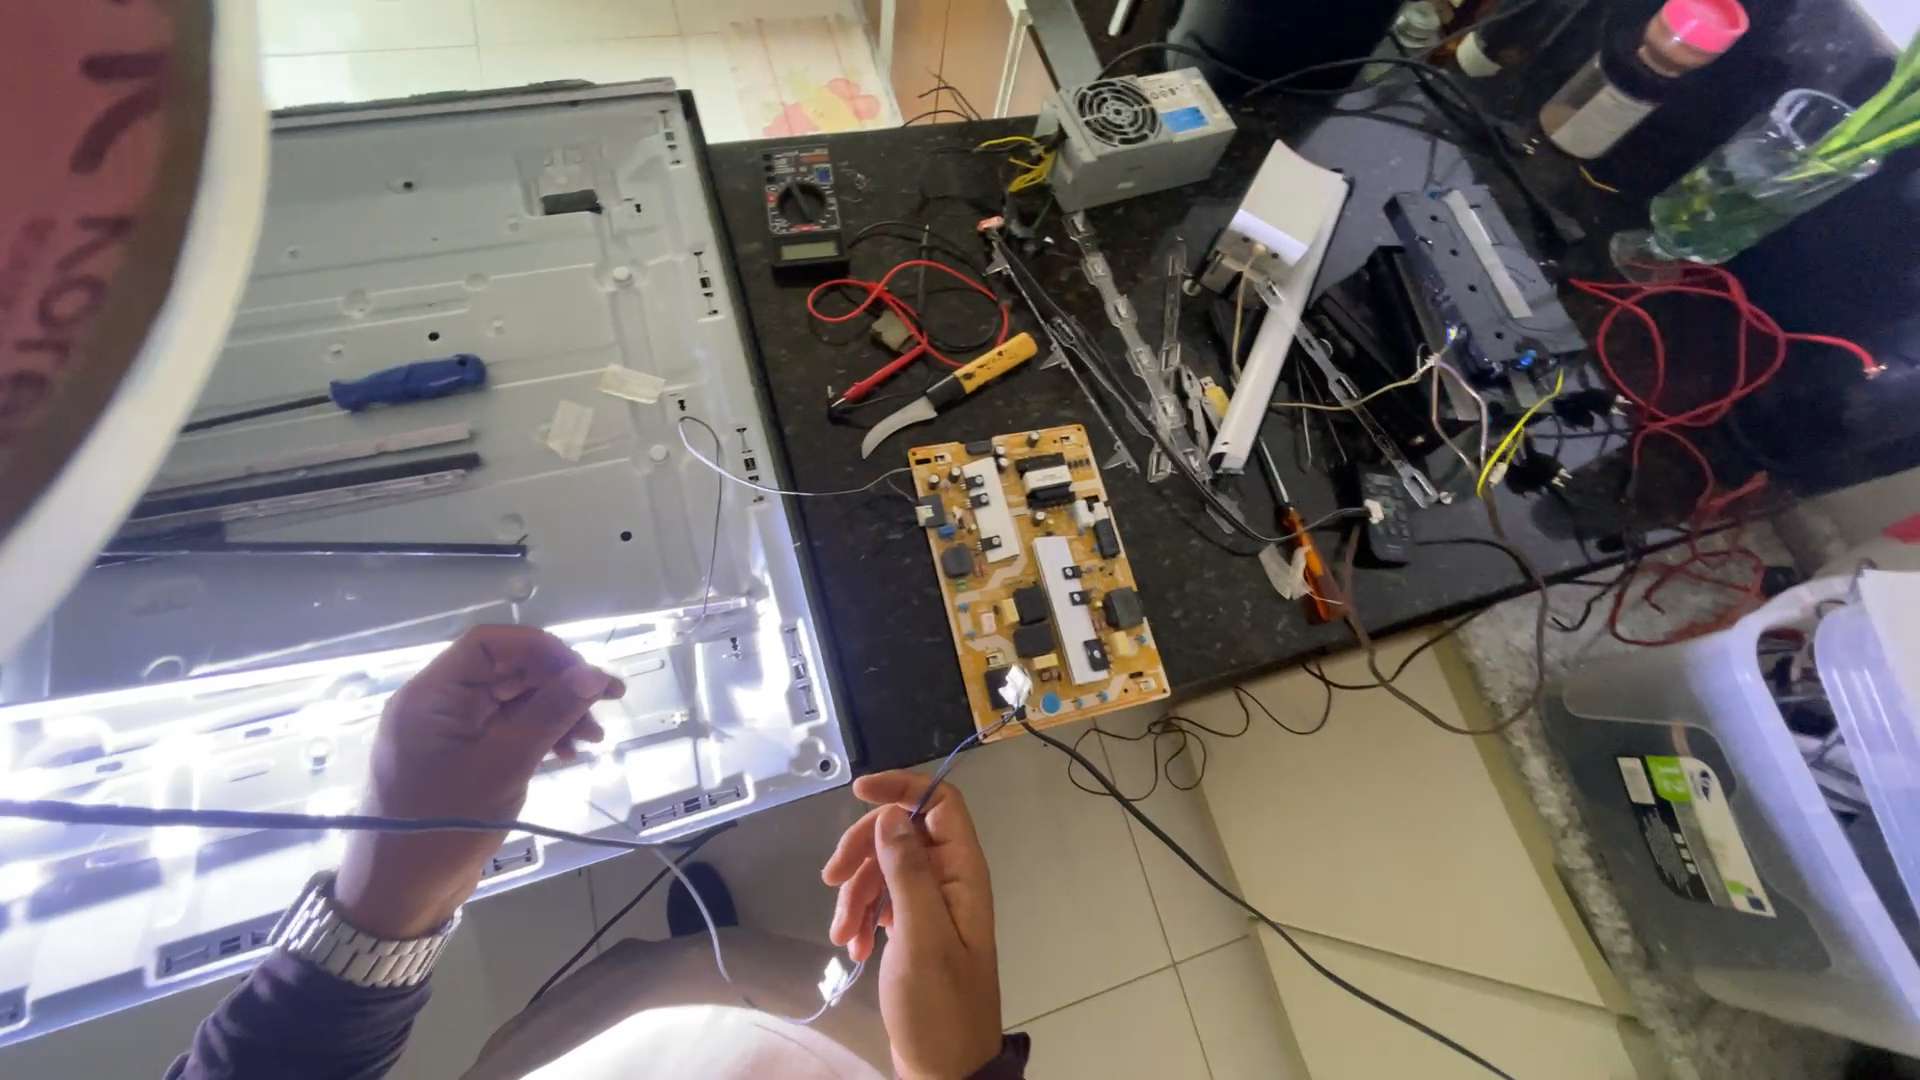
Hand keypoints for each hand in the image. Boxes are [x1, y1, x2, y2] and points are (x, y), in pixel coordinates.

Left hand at [334, 625, 623, 939]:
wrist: (401, 893)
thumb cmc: (445, 825)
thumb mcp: (506, 764)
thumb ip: (551, 713)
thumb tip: (595, 674)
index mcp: (432, 695)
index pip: (490, 643)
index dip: (543, 649)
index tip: (584, 673)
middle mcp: (439, 702)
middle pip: (510, 668)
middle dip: (561, 683)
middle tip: (608, 701)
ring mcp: (452, 728)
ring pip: (517, 697)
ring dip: (559, 709)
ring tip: (593, 738)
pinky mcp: (465, 751)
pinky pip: (511, 724)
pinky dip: (544, 731)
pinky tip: (569, 751)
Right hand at [822, 771, 999, 1079]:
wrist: (945, 1072)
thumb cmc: (940, 1005)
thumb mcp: (921, 935)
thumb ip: (907, 870)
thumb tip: (892, 814)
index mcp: (962, 870)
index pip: (940, 802)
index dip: (902, 786)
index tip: (858, 791)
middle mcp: (948, 877)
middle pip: (902, 831)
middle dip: (863, 850)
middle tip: (831, 879)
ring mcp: (929, 902)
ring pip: (885, 866)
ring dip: (856, 892)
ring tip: (842, 934)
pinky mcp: (912, 926)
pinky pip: (881, 899)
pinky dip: (861, 915)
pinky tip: (853, 945)